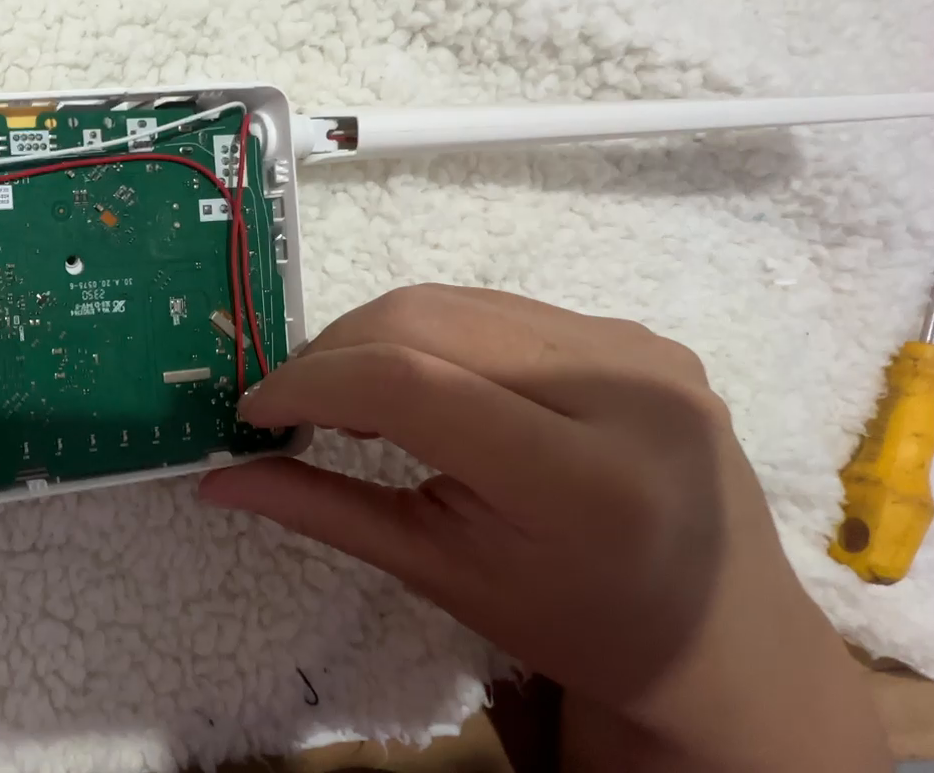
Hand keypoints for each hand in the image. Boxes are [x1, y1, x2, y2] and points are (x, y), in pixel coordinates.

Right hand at [199, 285, 884, 772]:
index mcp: (584, 480)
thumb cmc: (570, 623)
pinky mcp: (631, 333)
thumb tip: (213, 483)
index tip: (254, 411)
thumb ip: (319, 511)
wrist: (719, 633)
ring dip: (369, 339)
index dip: (310, 383)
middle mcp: (624, 390)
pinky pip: (485, 307)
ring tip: (348, 395)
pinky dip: (421, 334)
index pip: (409, 383)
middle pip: (420, 321)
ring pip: (445, 301)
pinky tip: (415, 381)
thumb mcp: (435, 572)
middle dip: (330, 356)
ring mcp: (636, 350)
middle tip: (294, 407)